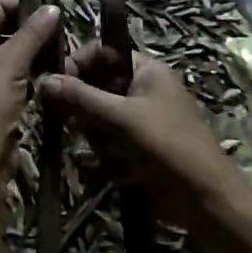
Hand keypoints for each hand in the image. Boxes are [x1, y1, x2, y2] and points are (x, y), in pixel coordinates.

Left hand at [0, 0, 60, 193]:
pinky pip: (15, 74)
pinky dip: (32, 71)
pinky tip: (55, 72)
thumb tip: (52, 7)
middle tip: (66, 33)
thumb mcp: (10, 65)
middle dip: (33, 30)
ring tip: (66, 52)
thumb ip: (32, 34)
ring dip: (36, 52)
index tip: (56, 11)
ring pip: (12, 52)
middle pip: (4, 28)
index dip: (24, 6)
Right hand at [36, 45, 243, 224]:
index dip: (77, 63)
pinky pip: (107, 133)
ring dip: (92, 127)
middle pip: (96, 81)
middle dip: (82, 102)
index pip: (101, 51)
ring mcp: (141, 115)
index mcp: (146, 69)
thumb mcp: (121, 118)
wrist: (208, 202)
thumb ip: (81, 96)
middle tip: (72, 120)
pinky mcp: (138, 141)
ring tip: (99, 146)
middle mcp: (143, 86)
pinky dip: (102, 145)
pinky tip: (108, 161)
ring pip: (98, 110)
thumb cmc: (168, 147)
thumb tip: (43, 79)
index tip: (56, 83)